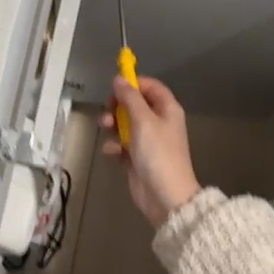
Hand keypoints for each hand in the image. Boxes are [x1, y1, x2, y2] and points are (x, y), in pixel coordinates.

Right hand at [101, 76, 201, 228]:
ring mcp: (147, 141)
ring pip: (124, 124)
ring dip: (113, 124)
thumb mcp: (143, 121)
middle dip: (118, 105)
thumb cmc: (158, 153)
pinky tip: (113, 153)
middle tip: (108, 109)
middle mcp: (158, 122)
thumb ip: (130, 98)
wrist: (165, 196)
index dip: (134, 84)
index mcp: (167, 110)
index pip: (151, 87)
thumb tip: (119, 78)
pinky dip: (115, 146)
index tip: (115, 87)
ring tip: (106, 128)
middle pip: (134, 104)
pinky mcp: (136, 158)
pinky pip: (121, 145)